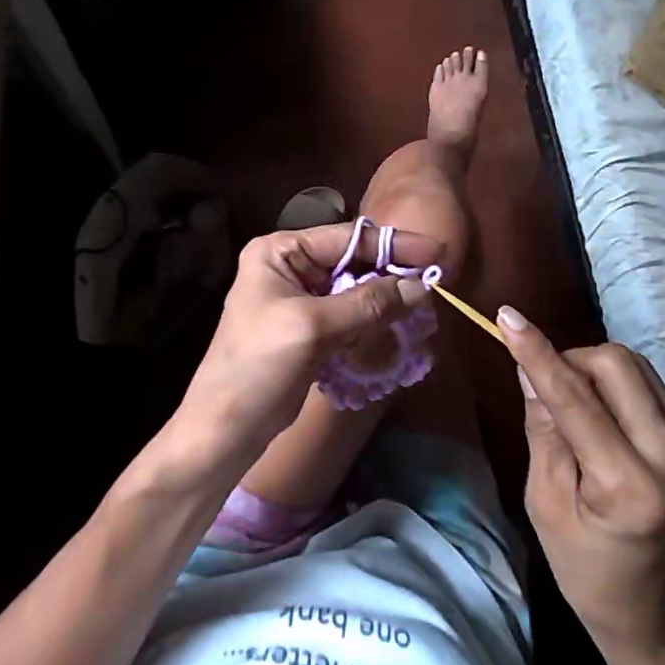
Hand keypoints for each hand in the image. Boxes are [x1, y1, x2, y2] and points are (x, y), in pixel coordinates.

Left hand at [174, 224, 438, 455]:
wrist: (226, 427)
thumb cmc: (260, 367)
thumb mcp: (314, 328)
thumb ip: (368, 304)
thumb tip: (421, 288)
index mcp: (279, 252)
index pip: (346, 238)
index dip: (393, 245)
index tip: (438, 253)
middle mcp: (287, 267)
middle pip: (351, 262)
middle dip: (390, 276)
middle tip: (434, 287)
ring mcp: (297, 298)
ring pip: (353, 291)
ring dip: (384, 302)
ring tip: (419, 312)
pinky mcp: (306, 329)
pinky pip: (347, 316)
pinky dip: (370, 323)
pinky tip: (393, 331)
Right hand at [496, 307, 664, 660]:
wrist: (650, 609)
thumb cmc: (582, 565)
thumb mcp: (544, 500)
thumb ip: (543, 429)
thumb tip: (529, 367)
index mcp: (631, 488)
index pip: (577, 400)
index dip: (539, 353)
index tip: (508, 316)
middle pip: (619, 366)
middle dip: (571, 358)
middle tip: (544, 383)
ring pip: (638, 369)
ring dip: (592, 369)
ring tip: (571, 402)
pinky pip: (650, 389)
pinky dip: (613, 387)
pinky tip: (600, 417)